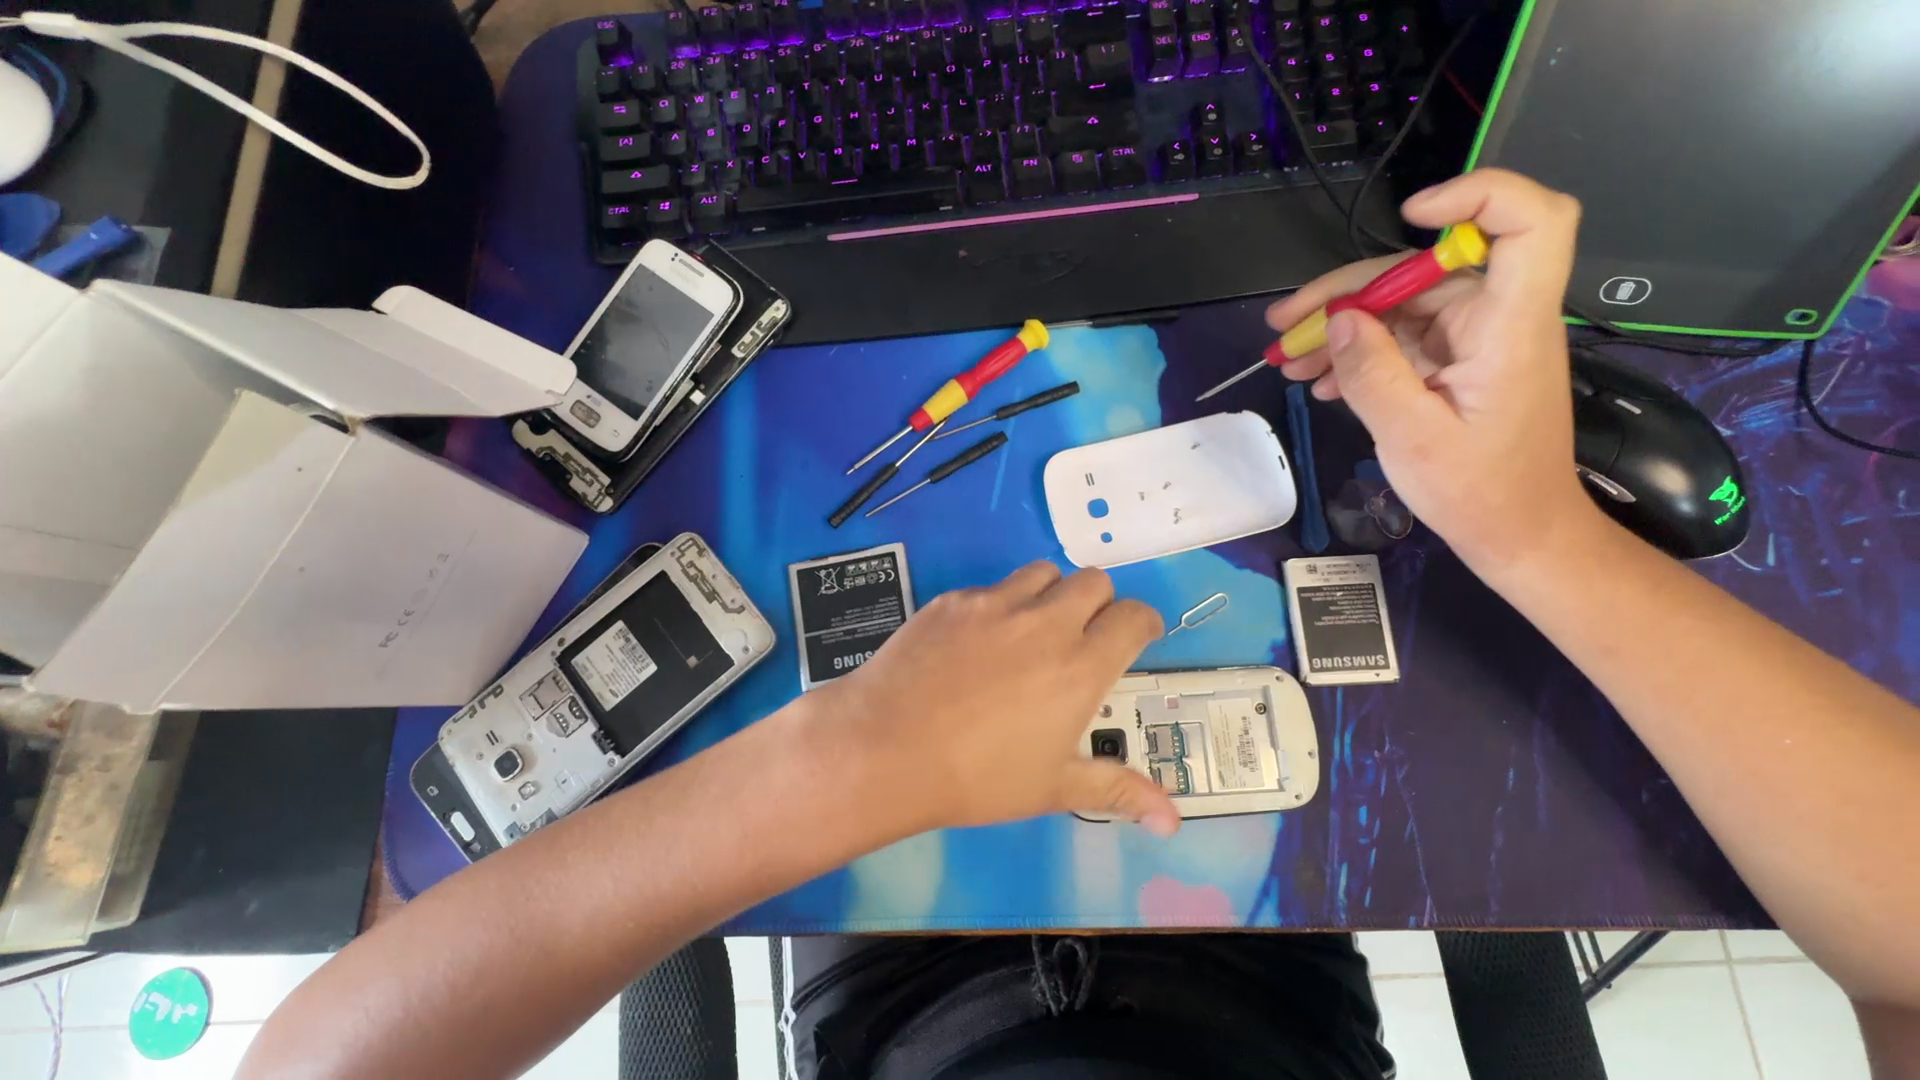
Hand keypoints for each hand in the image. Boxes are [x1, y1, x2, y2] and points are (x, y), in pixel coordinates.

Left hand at [815, 562, 1178, 835]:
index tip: (1138, 637)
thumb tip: (1173, 821)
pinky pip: (991, 586)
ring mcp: (995, 605)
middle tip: (1083, 635)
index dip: (1143, 622)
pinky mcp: (953, 600)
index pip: (1134, 616)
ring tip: (1034, 629)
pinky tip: (977, 641)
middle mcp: (1046, 623)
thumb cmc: (977, 778)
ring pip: (1043, 572)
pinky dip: (999, 604)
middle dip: (1099, 602)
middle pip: (1094, 581)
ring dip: (1051, 593)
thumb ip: (1118, 790)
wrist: (885, 748)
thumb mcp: (1053, 788)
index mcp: (1081, 666)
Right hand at [1265, 168, 1601, 571]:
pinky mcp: (1456, 363)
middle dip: (1347, 291)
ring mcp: (1474, 341)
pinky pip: (1401, 341)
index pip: (1529, 224)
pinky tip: (1319, 381)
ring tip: (1287, 360)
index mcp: (1509, 326)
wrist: (1516, 534)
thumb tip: (1339, 320)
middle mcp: (1496, 319)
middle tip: (1285, 326)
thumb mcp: (1412, 437)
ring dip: (1340, 329)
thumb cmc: (1478, 492)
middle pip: (1423, 270)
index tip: (1412, 215)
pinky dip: (1358, 354)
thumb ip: (1373, 374)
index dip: (1478, 196)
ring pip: (1400, 307)